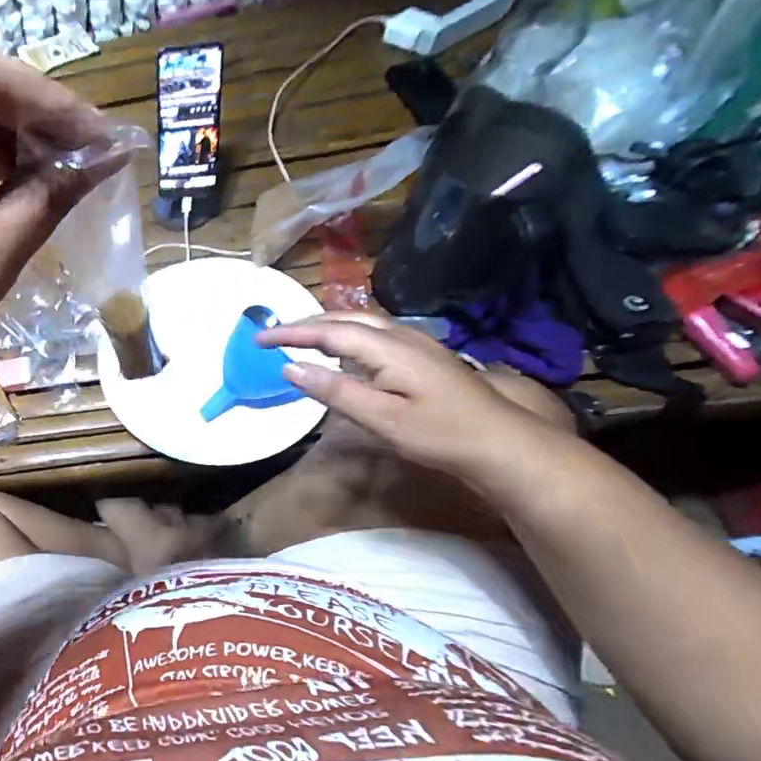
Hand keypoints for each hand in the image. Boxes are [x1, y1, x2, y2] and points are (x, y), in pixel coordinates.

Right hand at [259, 312, 578, 486]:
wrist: (501, 442)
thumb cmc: (439, 435)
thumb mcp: (381, 418)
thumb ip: (335, 391)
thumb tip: (291, 368)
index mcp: (388, 348)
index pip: (328, 331)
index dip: (291, 333)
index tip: (259, 338)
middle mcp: (401, 335)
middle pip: (344, 319)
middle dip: (306, 323)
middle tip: (273, 335)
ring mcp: (416, 342)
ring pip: (361, 323)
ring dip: (326, 326)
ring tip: (300, 337)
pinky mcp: (424, 354)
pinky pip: (375, 333)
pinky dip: (347, 335)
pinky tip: (344, 352)